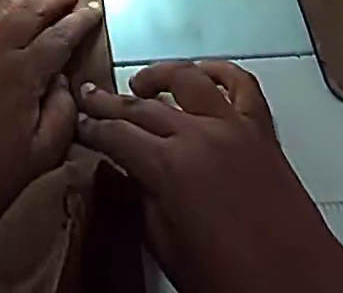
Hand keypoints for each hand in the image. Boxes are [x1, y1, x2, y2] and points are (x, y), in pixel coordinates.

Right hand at [78, 61, 342, 292]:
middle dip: (110, 102)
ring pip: (185, 79)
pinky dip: (219, 72)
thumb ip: (141, 203)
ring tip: (141, 82)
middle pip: (142, 105)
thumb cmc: (239, 285)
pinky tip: (202, 72)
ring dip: (157, 75)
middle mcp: (200, 137)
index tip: (81, 124)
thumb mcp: (170, 251)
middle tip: (91, 98)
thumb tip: (121, 174)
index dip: (93, 128)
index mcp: (171, 168)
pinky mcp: (261, 131)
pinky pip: (240, 85)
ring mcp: (233, 128)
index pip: (117, 134)